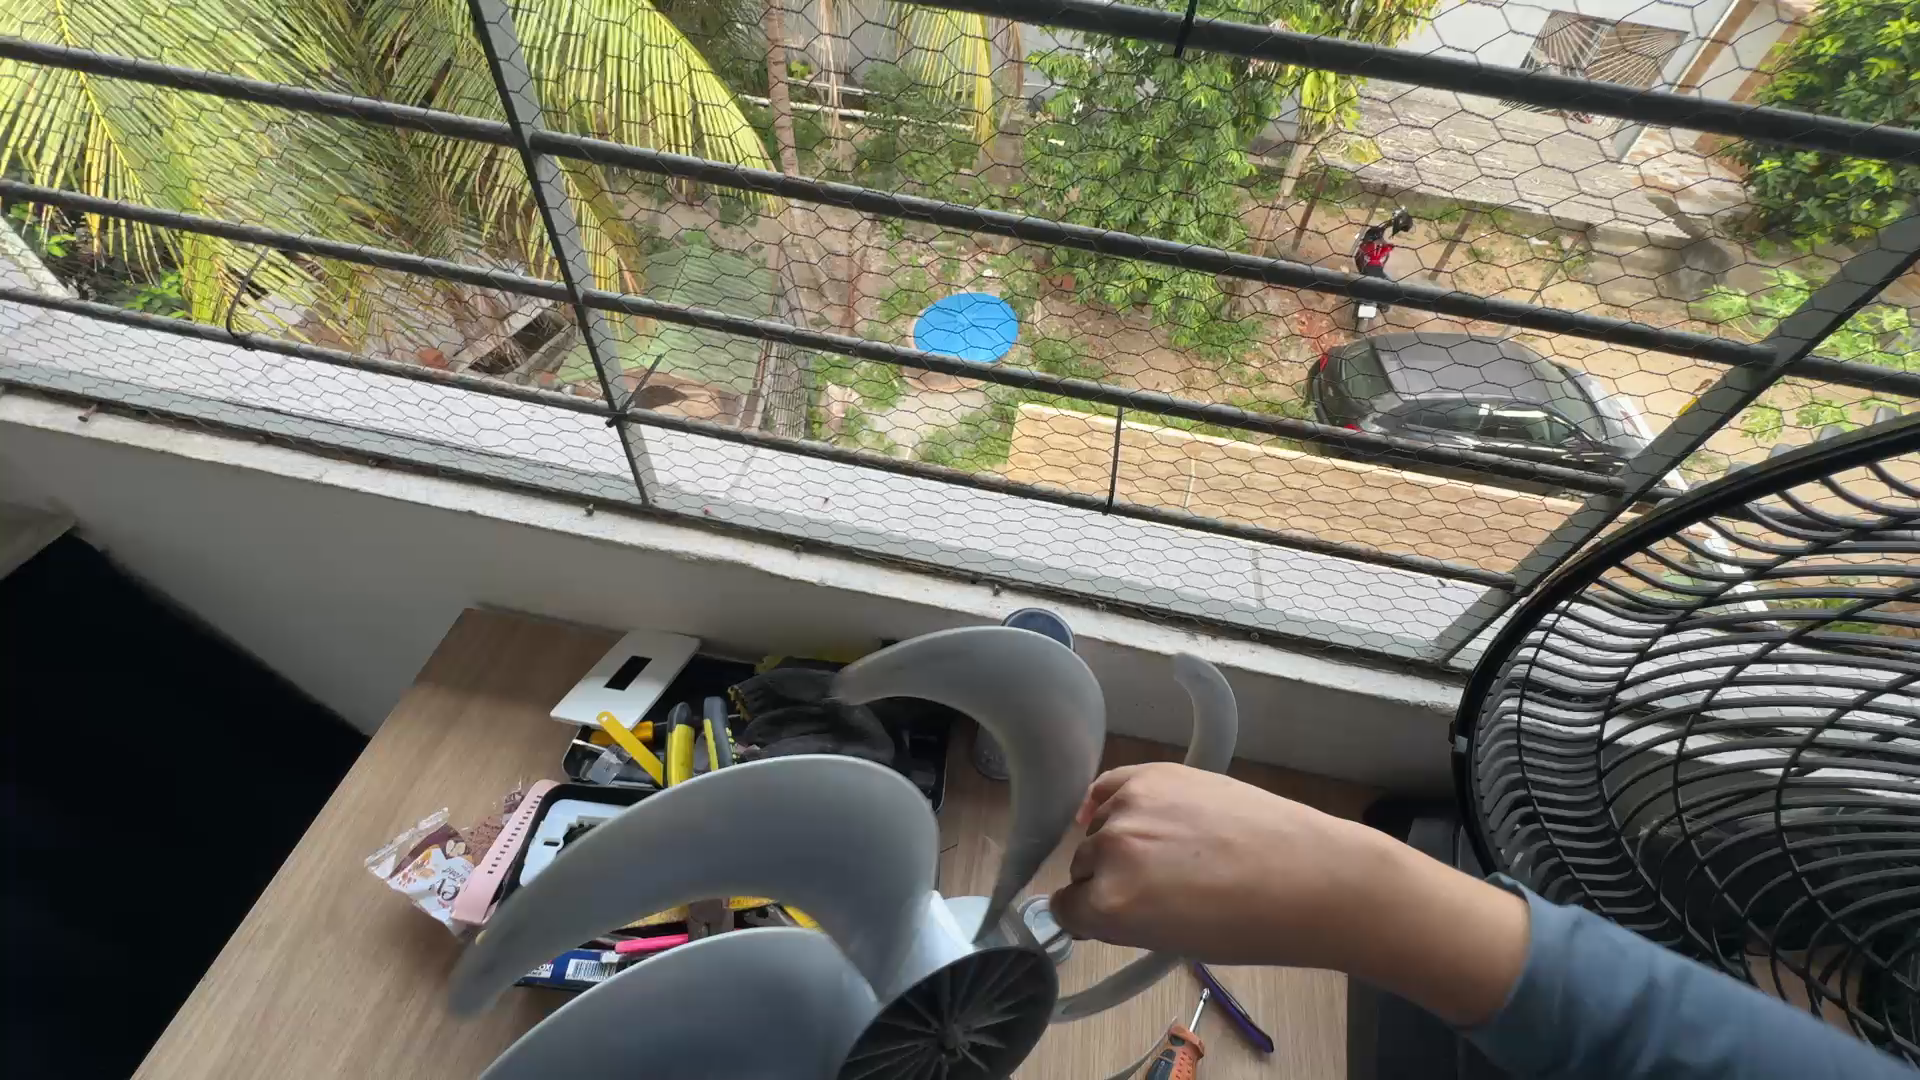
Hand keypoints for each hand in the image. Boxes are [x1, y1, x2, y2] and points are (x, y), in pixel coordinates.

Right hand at [1048, 762, 1528, 1025]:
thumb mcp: (1170, 940)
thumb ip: (1120, 918)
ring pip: (1092, 827)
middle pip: (1079, 866)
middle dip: (1102, 878)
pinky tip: (1131, 812)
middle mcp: (1108, 849)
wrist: (1308, 875)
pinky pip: (1105, 787)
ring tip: (1160, 851)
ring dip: (1112, 839)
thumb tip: (1096, 900)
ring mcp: (1129, 804)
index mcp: (1111, 905)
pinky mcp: (1150, 772)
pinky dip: (1108, 802)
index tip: (1103, 916)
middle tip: (1144, 886)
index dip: (1087, 916)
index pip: (1065, 910)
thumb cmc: (1249, 925)